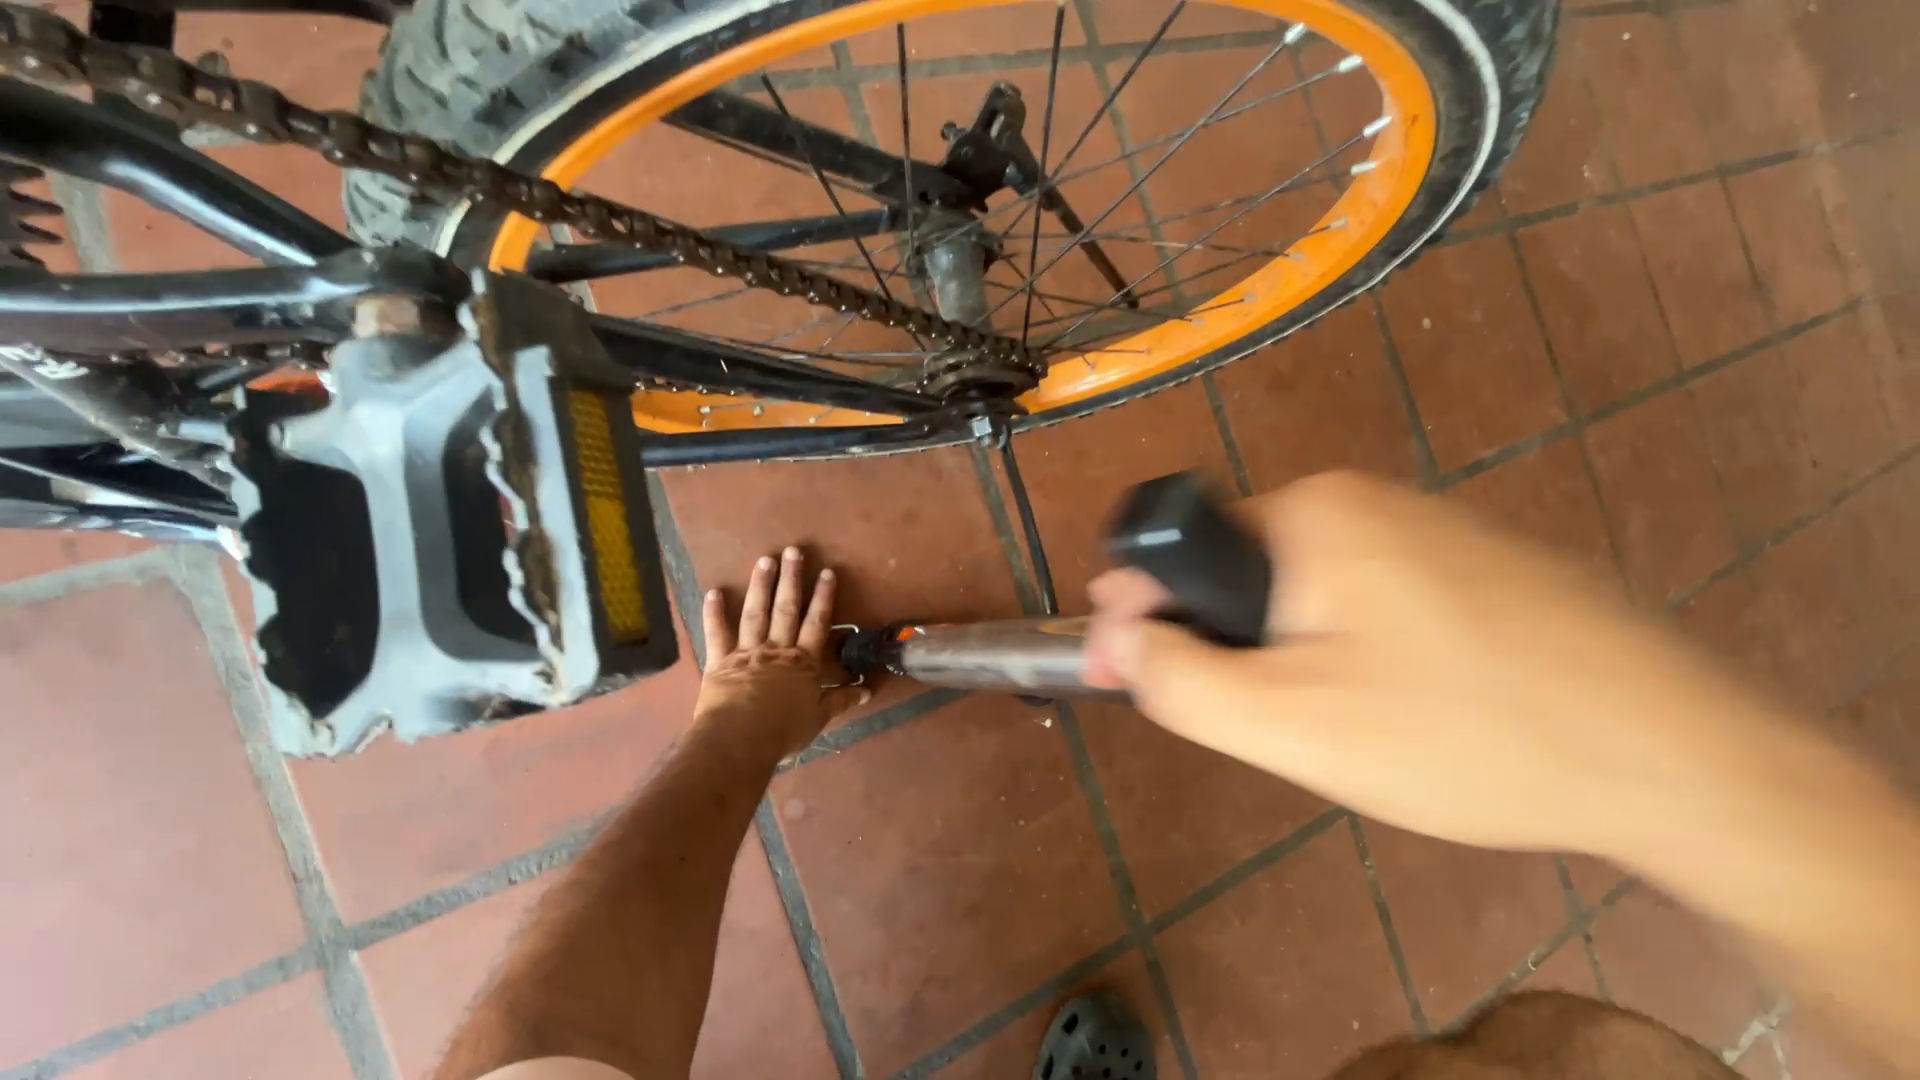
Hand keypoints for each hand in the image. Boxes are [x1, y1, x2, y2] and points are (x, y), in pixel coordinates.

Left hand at [697, 546, 869, 757]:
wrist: (740, 739)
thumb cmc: (783, 730)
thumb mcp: (819, 717)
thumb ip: (840, 700)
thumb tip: (868, 690)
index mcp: (803, 662)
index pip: (817, 623)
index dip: (823, 597)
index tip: (826, 572)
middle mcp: (777, 649)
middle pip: (786, 610)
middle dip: (791, 579)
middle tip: (793, 551)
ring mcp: (747, 652)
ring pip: (755, 613)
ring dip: (760, 585)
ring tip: (764, 559)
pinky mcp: (720, 661)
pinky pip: (716, 634)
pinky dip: (713, 613)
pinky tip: (713, 591)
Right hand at [1082, 471, 1805, 861]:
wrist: (1682, 760)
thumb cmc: (1462, 733)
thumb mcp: (1290, 721)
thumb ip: (1177, 678)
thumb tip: (1111, 634)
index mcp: (1307, 510)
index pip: (1177, 549)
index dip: (1142, 617)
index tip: (1128, 679)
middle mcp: (1361, 496)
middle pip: (1239, 573)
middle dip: (1228, 645)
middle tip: (1266, 722)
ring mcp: (1425, 524)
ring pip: (1301, 592)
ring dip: (1289, 653)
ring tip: (1344, 724)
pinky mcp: (1472, 562)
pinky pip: (1365, 600)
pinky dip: (1351, 650)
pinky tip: (1404, 708)